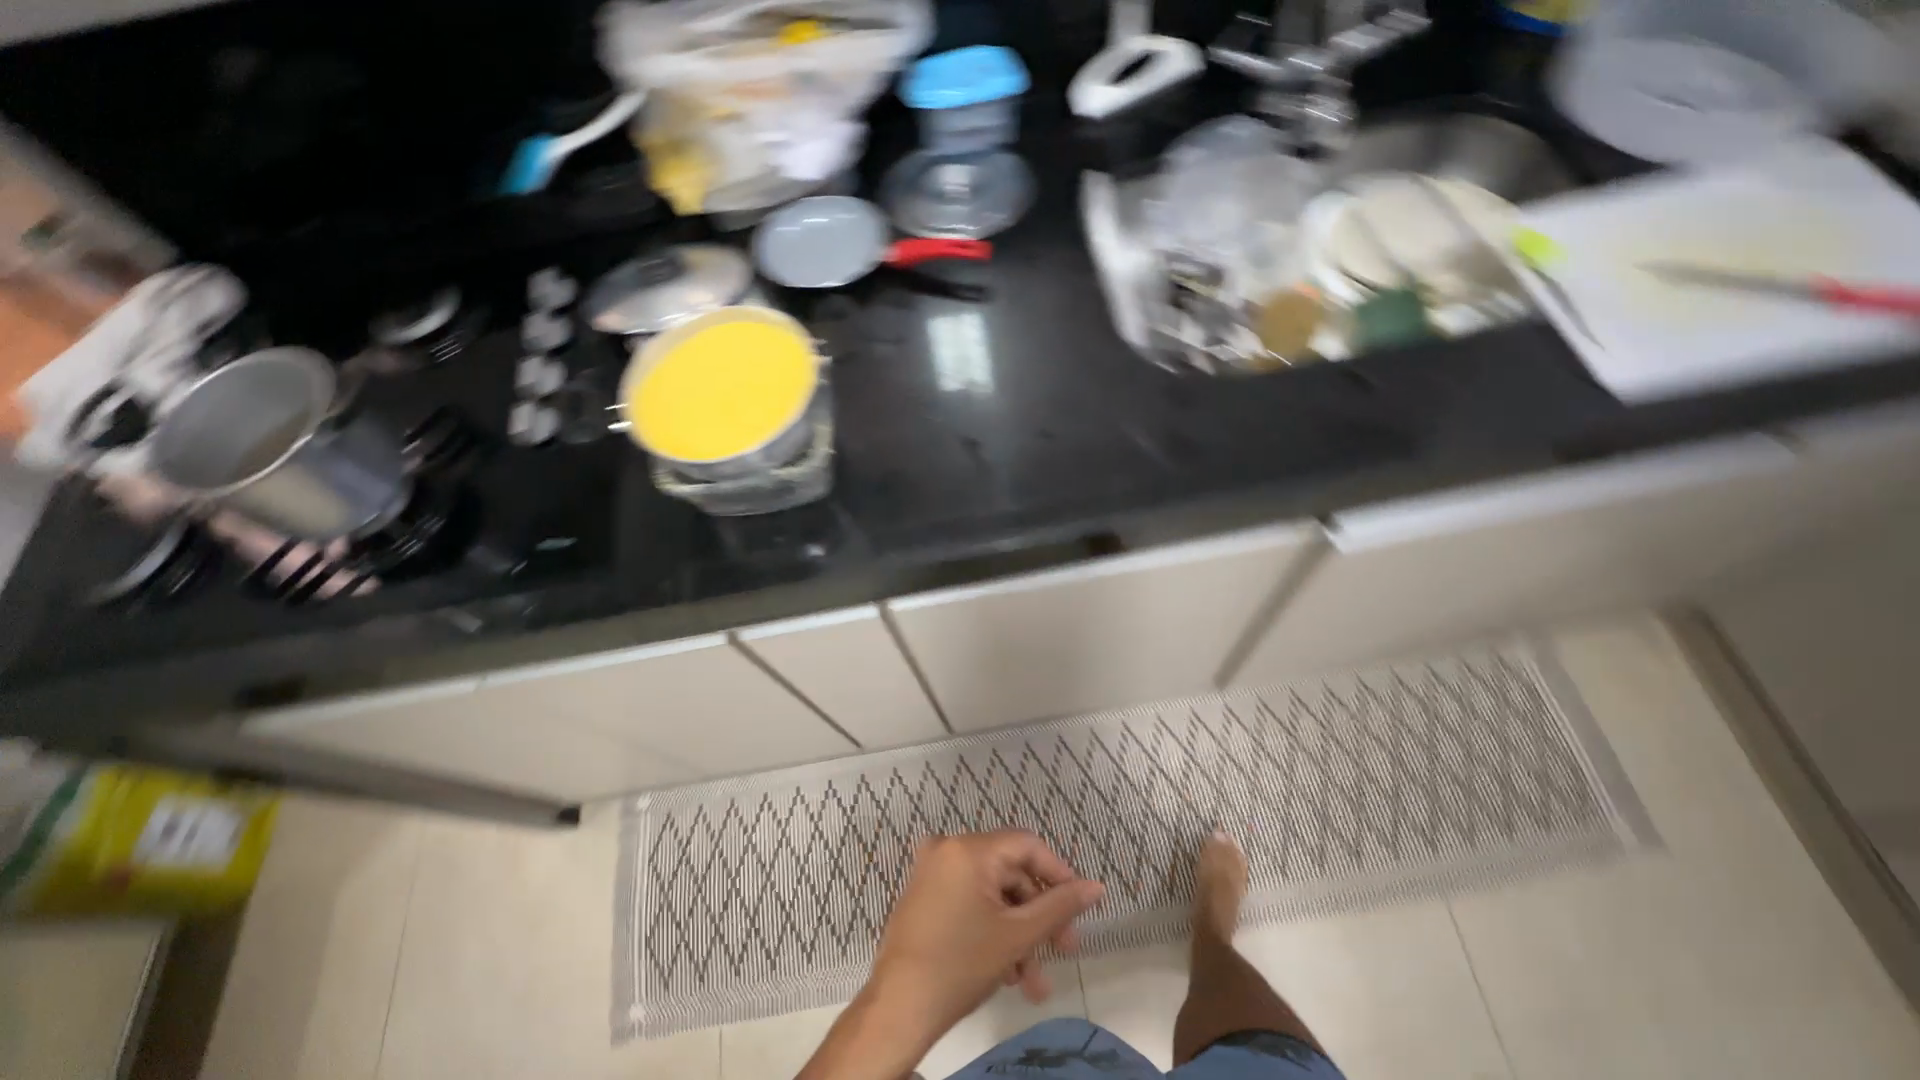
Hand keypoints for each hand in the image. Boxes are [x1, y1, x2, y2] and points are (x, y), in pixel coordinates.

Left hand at [797, 830, 1104, 1079]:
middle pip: (1010, 874)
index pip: (1028, 845)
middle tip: (1065, 951)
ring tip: (1034, 982)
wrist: (899, 1008)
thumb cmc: (961, 965)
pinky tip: (1008, 975)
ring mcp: (931, 874)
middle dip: (1040, 916)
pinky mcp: (923, 899)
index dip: (1059, 875)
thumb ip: (1060, 906)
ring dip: (1019, 935)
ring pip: (992, 896)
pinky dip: (992, 932)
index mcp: (968, 849)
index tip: (1079, 909)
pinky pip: (970, 905)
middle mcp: (947, 850)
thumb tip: (1097, 886)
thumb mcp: (1018, 935)